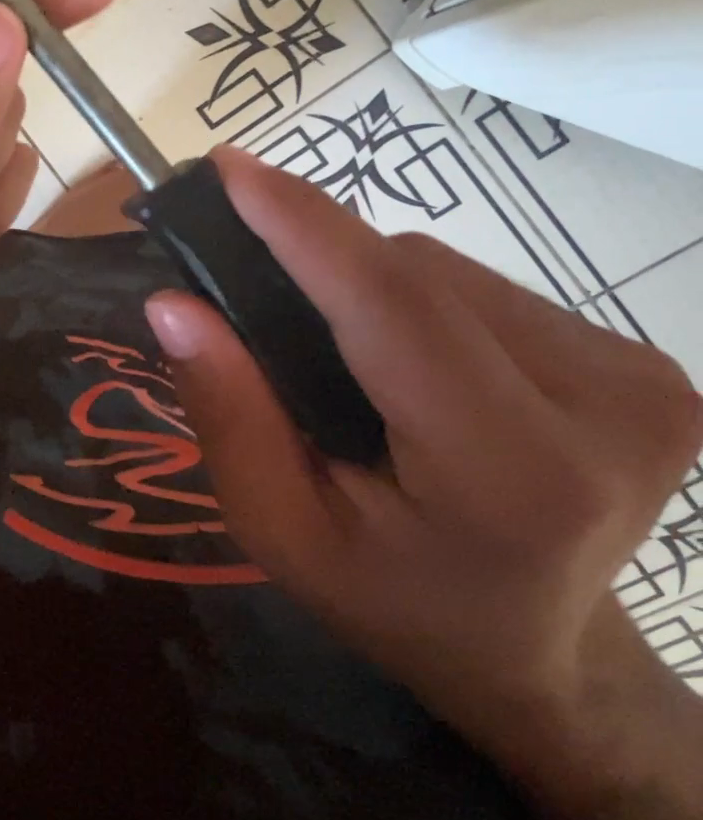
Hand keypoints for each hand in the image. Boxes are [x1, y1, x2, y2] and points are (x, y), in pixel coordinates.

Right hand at [146, 147, 702, 749]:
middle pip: (419, 278)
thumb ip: (228, 414)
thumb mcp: (276, 528)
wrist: (536, 651)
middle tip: (242, 302)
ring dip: (365, 288)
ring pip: (451, 274)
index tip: (228, 168)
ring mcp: (645, 379)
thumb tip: (172, 303)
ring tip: (327, 356)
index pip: (394, 308)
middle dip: (317, 267)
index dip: (305, 226)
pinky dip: (413, 305)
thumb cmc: (386, 600)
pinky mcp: (647, 363)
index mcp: (510, 469)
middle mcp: (609, 406)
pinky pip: (485, 291)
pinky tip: (395, 363)